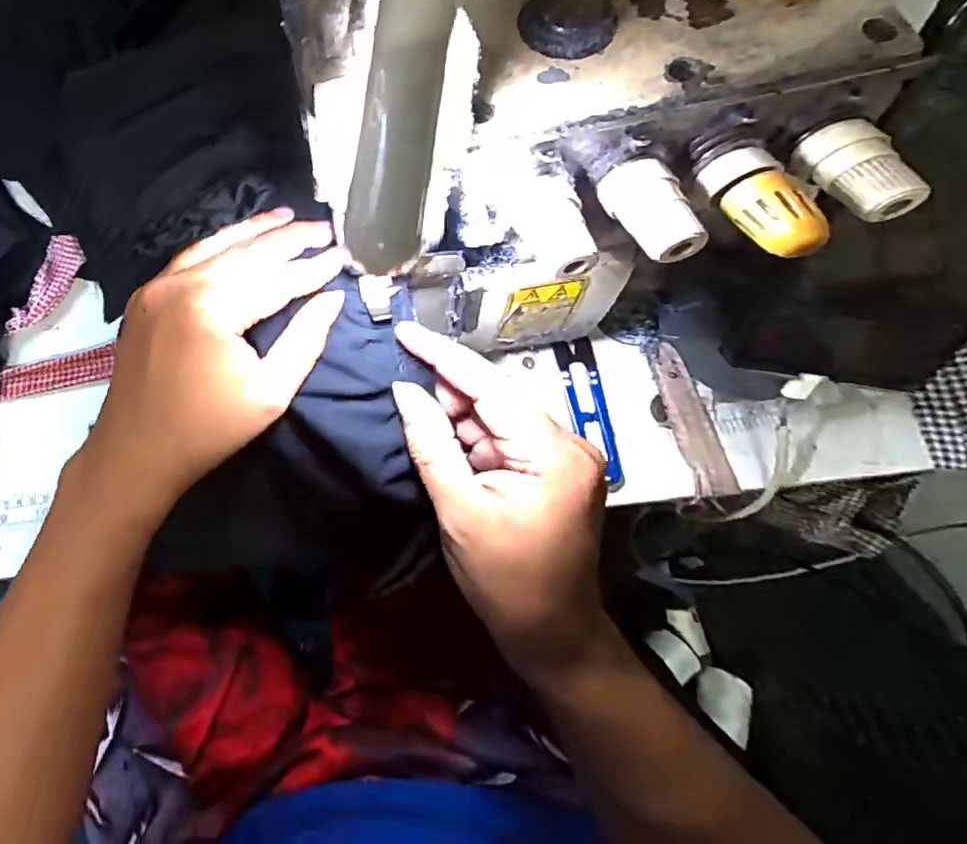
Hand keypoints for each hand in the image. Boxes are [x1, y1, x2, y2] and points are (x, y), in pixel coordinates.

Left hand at [68, 209, 345, 531]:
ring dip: (254, 232)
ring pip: (215, 246)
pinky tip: (240, 238)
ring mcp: (157, 287)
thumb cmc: (207, 431)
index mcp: (210, 308)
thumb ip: (305, 340)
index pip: (274, 279)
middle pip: (245, 253)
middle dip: (288, 240)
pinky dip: (219, 245)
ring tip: (288, 218)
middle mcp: (180, 285)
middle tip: (324, 229)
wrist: (135, 452)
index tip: (342, 256)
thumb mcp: (270, 393)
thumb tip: (331, 298)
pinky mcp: (146, 296)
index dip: (312, 269)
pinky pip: (189, 258)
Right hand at [391, 322, 612, 680]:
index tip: (403, 332)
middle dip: (445, 393)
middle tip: (399, 387)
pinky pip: (503, 437)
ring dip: (457, 420)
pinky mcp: (552, 468)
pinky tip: (446, 443)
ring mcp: (563, 456)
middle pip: (493, 398)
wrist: (552, 634)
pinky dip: (471, 439)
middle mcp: (568, 443)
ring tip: (419, 422)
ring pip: (495, 417)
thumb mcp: (459, 509)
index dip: (441, 356)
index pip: (489, 386)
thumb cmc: (506, 581)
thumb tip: (403, 391)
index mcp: (552, 452)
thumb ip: (431, 443)